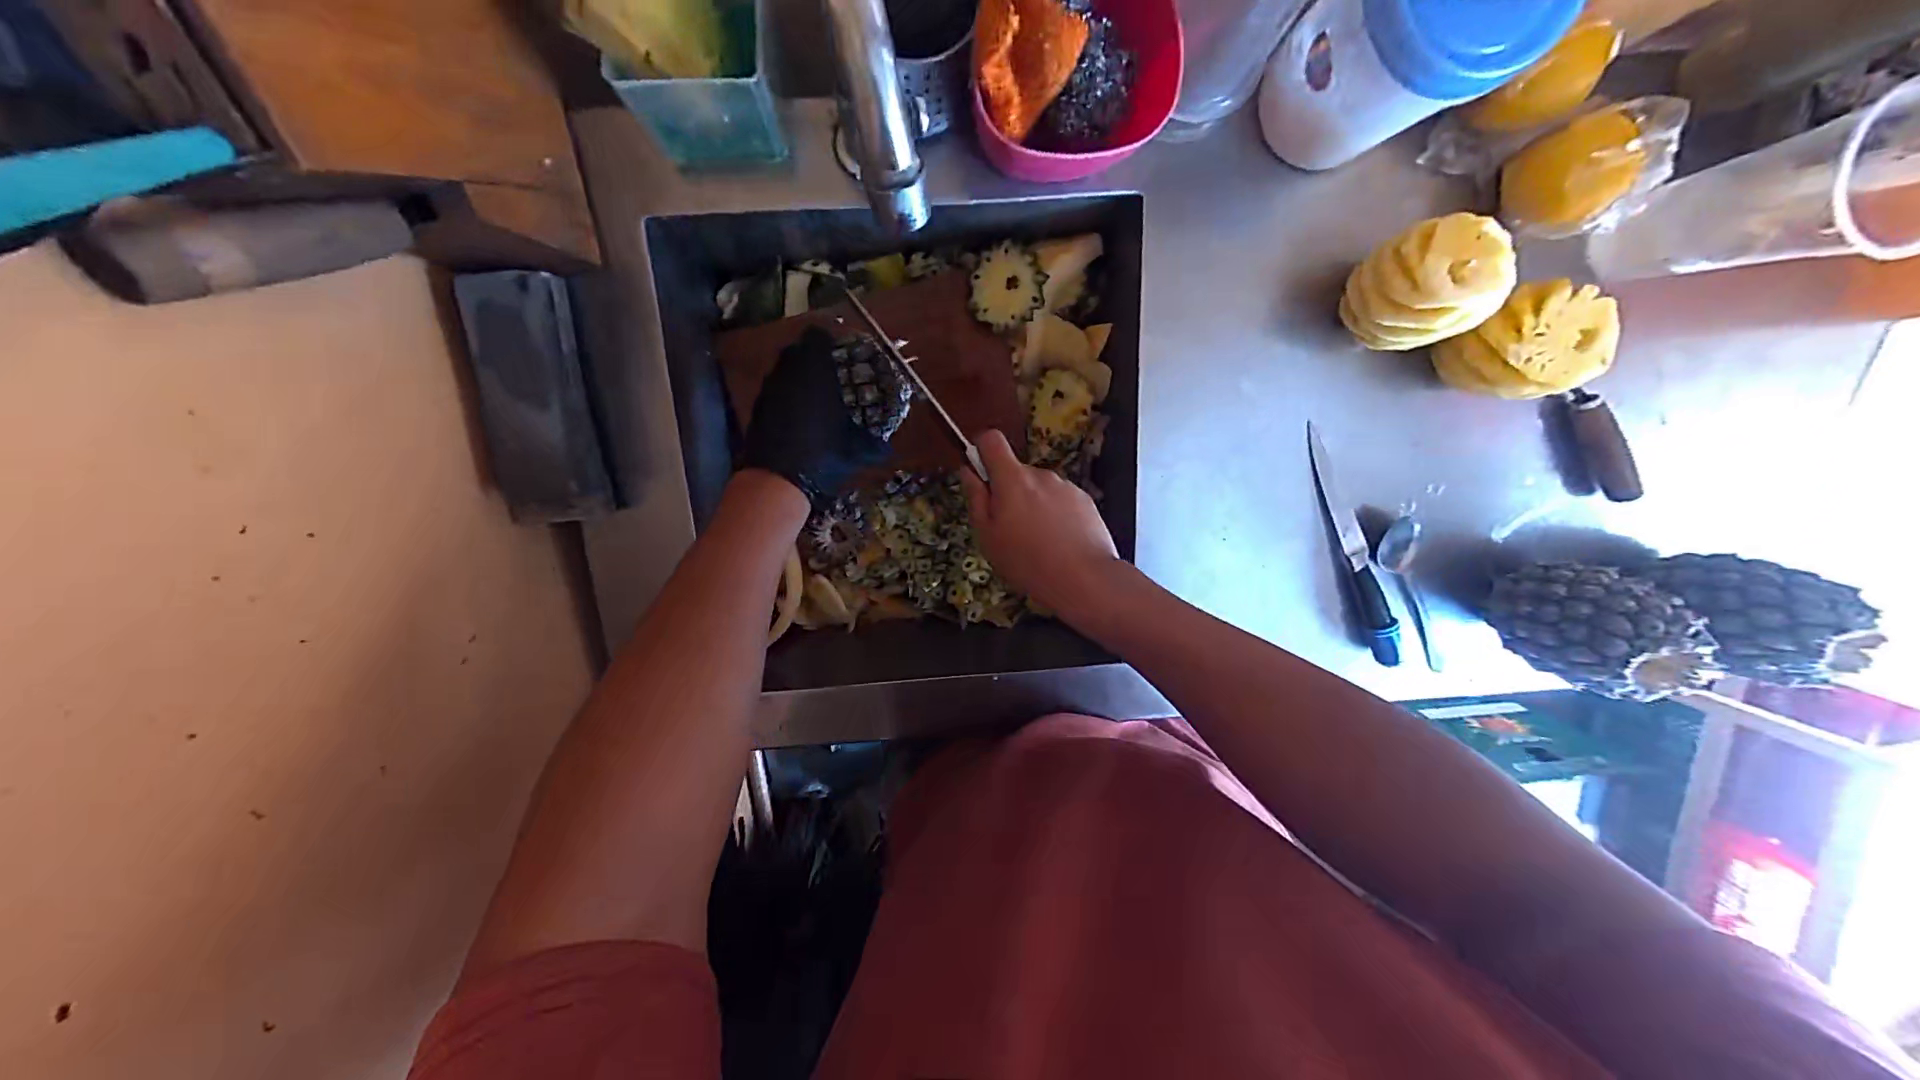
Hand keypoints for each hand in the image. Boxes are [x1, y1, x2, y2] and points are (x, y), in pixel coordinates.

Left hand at [741, 327, 891, 506]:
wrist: (777, 480)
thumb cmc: (822, 456)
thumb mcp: (856, 451)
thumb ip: (873, 444)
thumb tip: (886, 448)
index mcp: (814, 372)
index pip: (816, 336)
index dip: (828, 340)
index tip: (840, 351)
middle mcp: (788, 374)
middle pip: (796, 350)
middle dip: (810, 356)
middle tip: (828, 371)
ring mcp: (769, 391)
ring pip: (782, 370)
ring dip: (796, 376)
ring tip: (814, 394)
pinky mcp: (757, 409)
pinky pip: (774, 391)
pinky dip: (785, 396)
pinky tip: (797, 416)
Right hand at [961, 429, 1122, 614]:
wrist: (1084, 578)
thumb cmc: (1026, 561)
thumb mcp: (988, 536)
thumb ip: (976, 498)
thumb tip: (968, 471)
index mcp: (1012, 479)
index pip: (992, 440)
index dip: (981, 449)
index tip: (981, 472)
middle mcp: (1040, 474)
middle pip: (1017, 472)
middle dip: (1010, 493)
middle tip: (1010, 529)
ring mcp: (1066, 486)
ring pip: (1040, 489)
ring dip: (1034, 506)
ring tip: (1038, 542)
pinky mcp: (1085, 501)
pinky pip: (1062, 501)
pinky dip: (1056, 516)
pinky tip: (1060, 543)